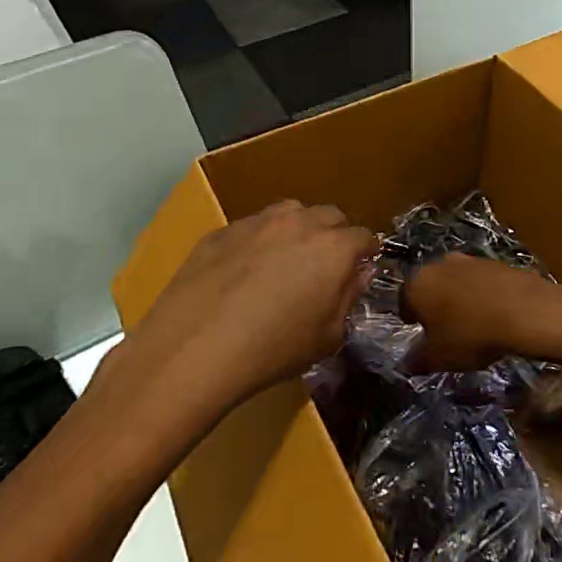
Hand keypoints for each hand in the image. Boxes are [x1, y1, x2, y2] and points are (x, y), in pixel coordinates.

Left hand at [119, 201, 374, 412]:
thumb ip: (348, 298)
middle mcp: (299, 223)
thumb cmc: (273, 349)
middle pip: (330, 215)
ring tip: (287, 258)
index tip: (361, 267)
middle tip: (326, 264)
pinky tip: (245, 269)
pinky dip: (259, 240)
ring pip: (290, 212)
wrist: (195, 346)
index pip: (364, 237)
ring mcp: (257, 222)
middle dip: (335, 234)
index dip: (366, 252)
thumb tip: (358, 272)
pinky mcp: (221, 231)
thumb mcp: (328, 337)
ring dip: (298, 228)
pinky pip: (252, 226)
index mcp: (334, 248)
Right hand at [404, 254, 561, 372]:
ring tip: (473, 322)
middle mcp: (440, 264)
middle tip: (445, 327)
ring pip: (457, 280)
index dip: (410, 316)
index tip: (418, 330)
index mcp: (417, 284)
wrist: (526, 312)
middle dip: (435, 303)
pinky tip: (496, 314)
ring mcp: (471, 260)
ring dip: (461, 297)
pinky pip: (483, 281)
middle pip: (431, 285)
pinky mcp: (498, 262)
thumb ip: (418, 360)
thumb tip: (406, 364)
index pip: (404, 299)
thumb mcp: (439, 357)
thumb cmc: (471, 335)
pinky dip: (485, 294)